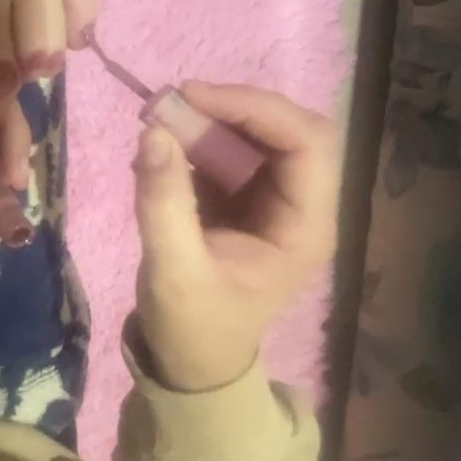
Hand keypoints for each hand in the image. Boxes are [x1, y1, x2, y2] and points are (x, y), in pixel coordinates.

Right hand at [131, 84, 339, 391]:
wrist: (189, 363)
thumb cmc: (191, 326)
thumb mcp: (173, 270)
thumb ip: (163, 201)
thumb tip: (154, 131)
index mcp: (304, 227)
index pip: (306, 143)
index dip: (256, 109)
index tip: (193, 97)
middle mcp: (298, 206)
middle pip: (286, 130)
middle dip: (232, 108)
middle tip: (172, 102)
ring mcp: (269, 201)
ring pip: (254, 135)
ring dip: (208, 120)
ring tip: (157, 120)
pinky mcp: (239, 200)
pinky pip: (225, 152)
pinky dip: (192, 140)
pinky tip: (158, 149)